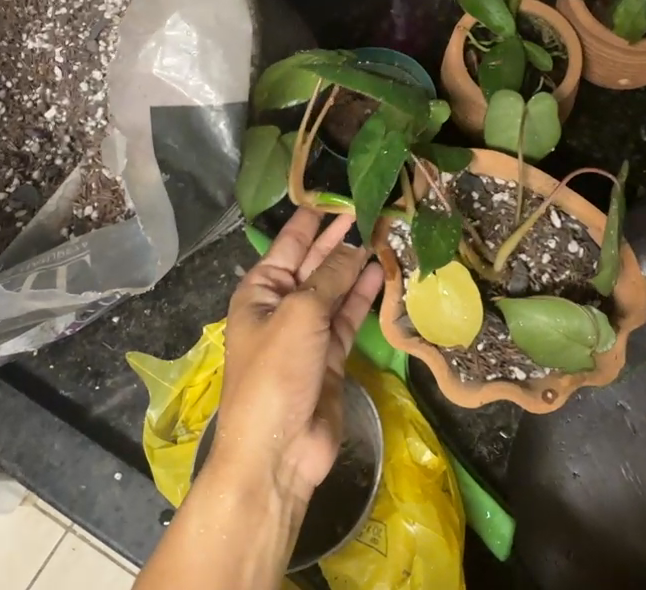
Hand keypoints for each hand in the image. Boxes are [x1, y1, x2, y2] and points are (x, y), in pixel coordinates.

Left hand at [142, 208, 383, 589]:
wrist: (279, 450)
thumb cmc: (276, 373)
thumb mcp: (301, 315)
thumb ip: (330, 278)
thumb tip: (355, 248)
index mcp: (261, 291)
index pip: (289, 243)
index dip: (312, 219)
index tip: (337, 195)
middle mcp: (283, 305)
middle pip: (314, 262)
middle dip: (339, 238)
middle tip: (370, 210)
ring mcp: (308, 331)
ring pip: (336, 288)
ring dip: (356, 265)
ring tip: (385, 235)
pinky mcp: (331, 354)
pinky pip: (348, 315)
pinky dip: (363, 295)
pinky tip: (381, 273)